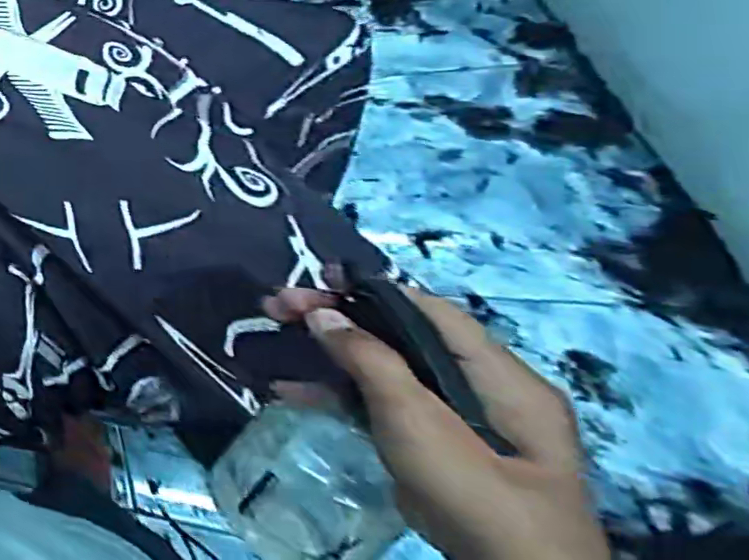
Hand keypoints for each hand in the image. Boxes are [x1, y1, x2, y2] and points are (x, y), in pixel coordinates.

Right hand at [265, 286, 609, 559]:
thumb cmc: (475, 491)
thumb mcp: (415, 418)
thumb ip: (368, 357)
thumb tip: (321, 312)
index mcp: (500, 375)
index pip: (425, 308)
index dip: (365, 288)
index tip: (309, 283)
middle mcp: (484, 388)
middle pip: (397, 334)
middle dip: (333, 319)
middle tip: (277, 310)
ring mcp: (458, 419)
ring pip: (383, 368)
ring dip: (326, 354)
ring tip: (274, 343)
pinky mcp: (436, 446)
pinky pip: (382, 403)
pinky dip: (339, 393)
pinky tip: (292, 391)